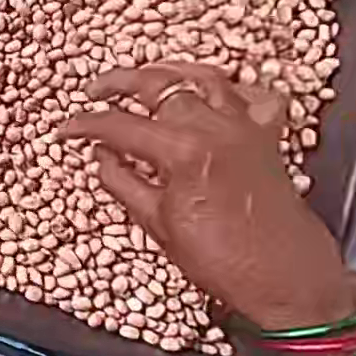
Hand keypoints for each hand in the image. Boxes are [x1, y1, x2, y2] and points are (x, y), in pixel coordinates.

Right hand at [55, 62, 355, 329]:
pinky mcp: (267, 138)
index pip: (118, 125)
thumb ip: (120, 180)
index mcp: (181, 151)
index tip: (67, 130)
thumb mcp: (154, 222)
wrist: (288, 282)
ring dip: (167, 72)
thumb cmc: (221, 260)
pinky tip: (210, 94)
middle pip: (157, 84)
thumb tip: (100, 155)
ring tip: (143, 78)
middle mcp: (214, 129)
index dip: (85, 125)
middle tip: (94, 91)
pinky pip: (252, 96)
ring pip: (203, 77)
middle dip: (118, 83)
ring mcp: (245, 129)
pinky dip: (230, 89)